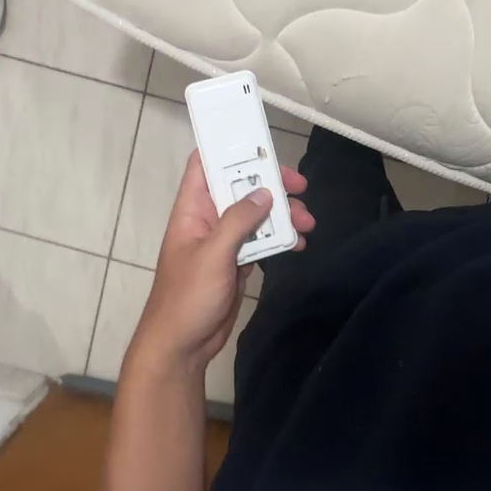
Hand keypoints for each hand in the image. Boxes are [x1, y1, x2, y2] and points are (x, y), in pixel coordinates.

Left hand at [129, 151, 313, 375]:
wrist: (182, 346)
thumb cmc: (187, 297)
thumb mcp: (213, 254)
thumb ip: (239, 220)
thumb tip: (265, 193)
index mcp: (192, 209)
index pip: (205, 164)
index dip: (228, 148)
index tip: (261, 144)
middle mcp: (208, 218)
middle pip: (241, 186)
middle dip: (271, 184)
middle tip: (301, 187)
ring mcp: (224, 240)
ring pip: (257, 214)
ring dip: (283, 214)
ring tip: (308, 223)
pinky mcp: (237, 260)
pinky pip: (262, 239)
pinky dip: (281, 238)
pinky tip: (298, 243)